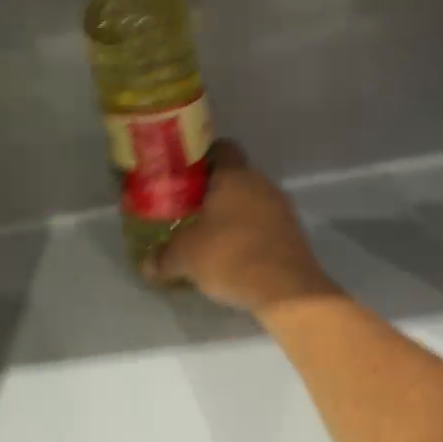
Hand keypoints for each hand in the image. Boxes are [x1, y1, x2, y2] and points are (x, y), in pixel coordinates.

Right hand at [148, 140, 340, 315]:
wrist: (288, 293)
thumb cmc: (230, 256)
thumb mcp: (185, 257)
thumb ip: (164, 256)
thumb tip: (147, 264)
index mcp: (234, 175)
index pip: (222, 148)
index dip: (203, 156)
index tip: (186, 172)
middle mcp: (261, 183)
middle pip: (236, 176)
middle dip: (216, 189)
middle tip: (192, 207)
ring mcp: (282, 209)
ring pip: (253, 200)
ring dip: (236, 213)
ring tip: (213, 234)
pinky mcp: (295, 235)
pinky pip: (267, 224)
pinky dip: (252, 233)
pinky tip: (236, 254)